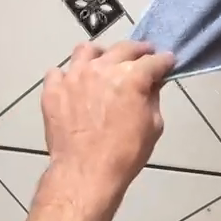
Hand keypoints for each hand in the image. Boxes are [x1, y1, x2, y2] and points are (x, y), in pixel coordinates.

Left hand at [38, 41, 172, 211]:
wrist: (86, 173)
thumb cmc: (125, 155)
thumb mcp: (153, 127)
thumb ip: (153, 99)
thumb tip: (152, 85)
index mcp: (131, 77)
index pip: (154, 61)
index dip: (163, 61)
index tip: (166, 62)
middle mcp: (102, 69)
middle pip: (123, 48)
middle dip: (137, 50)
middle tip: (142, 57)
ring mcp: (74, 77)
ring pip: (86, 50)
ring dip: (99, 55)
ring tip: (102, 64)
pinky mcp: (53, 90)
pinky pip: (58, 72)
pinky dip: (67, 76)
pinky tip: (73, 86)